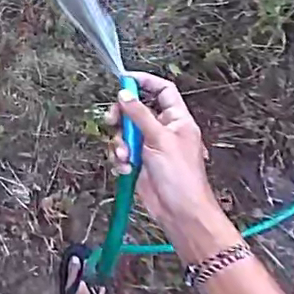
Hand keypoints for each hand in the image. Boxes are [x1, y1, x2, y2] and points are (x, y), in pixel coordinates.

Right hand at [107, 72, 239, 262]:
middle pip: (136, 109)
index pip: (162, 90)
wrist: (180, 214)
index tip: (125, 79)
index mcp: (177, 120)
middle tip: (112, 120)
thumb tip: (125, 94)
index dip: (145, 82)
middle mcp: (163, 130)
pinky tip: (125, 168)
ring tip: (124, 155)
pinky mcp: (139, 162)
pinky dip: (120, 157)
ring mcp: (150, 146)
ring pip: (125, 131)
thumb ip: (140, 114)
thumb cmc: (181, 179)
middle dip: (122, 115)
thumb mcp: (160, 139)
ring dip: (119, 142)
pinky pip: (122, 150)